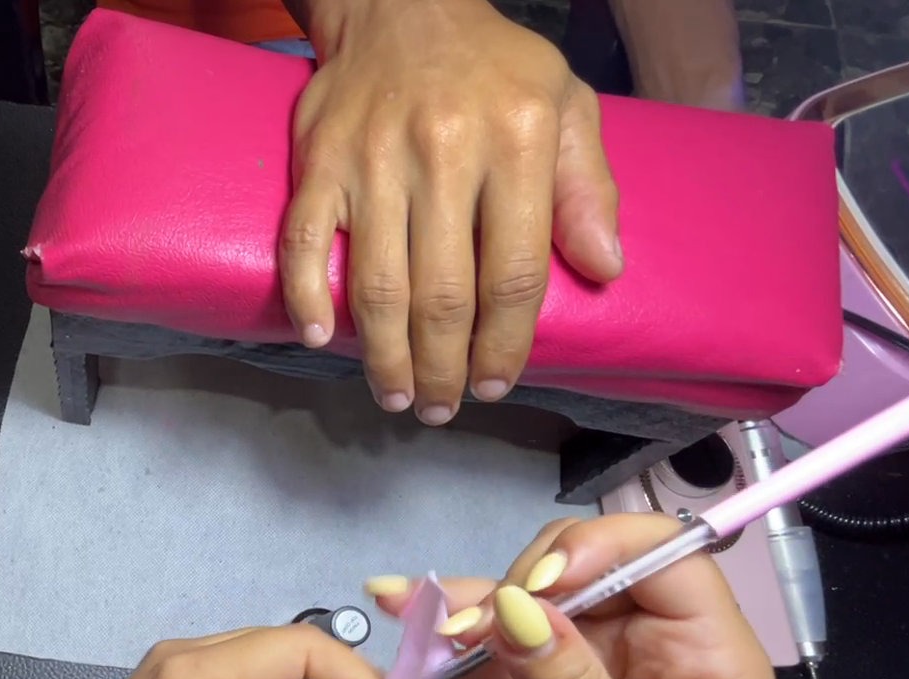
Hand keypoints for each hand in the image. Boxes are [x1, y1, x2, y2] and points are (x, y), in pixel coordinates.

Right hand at [283, 0, 622, 424]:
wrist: (400, 7)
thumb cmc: (488, 67)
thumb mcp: (563, 104)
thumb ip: (587, 186)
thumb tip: (604, 270)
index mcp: (516, 140)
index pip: (515, 271)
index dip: (505, 343)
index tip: (495, 384)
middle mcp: (443, 153)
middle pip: (443, 294)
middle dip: (442, 368)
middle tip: (439, 409)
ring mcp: (371, 163)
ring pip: (377, 286)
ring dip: (384, 357)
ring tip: (394, 398)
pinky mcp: (317, 168)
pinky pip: (304, 245)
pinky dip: (306, 298)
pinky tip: (320, 340)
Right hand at [371, 514, 784, 678]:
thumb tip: (511, 607)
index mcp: (701, 646)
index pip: (659, 555)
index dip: (596, 551)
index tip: (534, 588)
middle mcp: (646, 636)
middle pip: (577, 567)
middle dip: (515, 585)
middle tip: (463, 627)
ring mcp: (593, 657)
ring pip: (526, 604)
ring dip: (468, 608)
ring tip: (405, 606)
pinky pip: (500, 648)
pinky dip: (457, 647)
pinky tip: (417, 641)